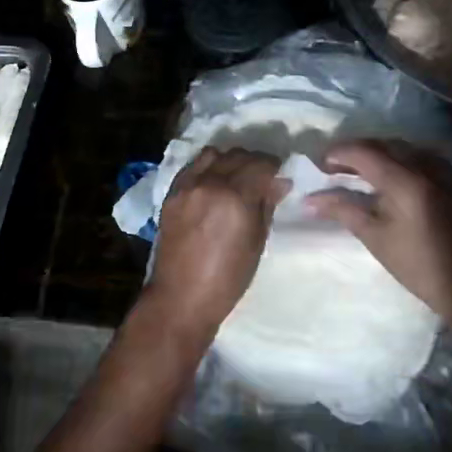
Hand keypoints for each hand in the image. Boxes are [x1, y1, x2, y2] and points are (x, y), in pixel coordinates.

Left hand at [145, 147, 289, 336]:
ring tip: (235, 176)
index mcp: (236, 197)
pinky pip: (193, 165)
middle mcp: (210, 183)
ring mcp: (188, 185)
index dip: (274, 167)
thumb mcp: (257, 243)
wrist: (180, 298)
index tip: (278, 175)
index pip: (261, 164)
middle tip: (262, 176)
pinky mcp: (172, 192)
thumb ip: (267, 205)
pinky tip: (214, 182)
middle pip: (238, 155)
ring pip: (214, 154)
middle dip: (254, 162)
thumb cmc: (227, 279)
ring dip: (229, 159)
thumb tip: (280, 182)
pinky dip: (208, 166)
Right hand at [307, 140, 451, 331]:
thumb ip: (343, 210)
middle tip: (334, 168)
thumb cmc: (421, 267)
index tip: (319, 165)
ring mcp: (443, 170)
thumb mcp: (376, 239)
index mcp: (404, 179)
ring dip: (378, 153)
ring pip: (403, 148)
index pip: (363, 151)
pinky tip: (390, 178)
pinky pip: (419, 156)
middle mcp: (425, 165)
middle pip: (383, 144)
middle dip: (356, 151)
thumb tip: (311, 199)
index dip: (338, 153)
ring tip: (359, 172)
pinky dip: (398, 159)